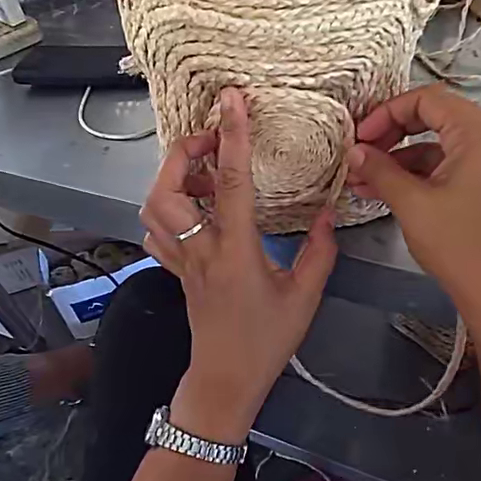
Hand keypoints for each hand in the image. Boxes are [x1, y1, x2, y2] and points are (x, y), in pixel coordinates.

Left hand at [139, 88, 337, 442]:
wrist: (225, 380)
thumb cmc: (266, 341)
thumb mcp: (304, 296)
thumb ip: (319, 251)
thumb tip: (327, 213)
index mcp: (235, 250)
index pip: (230, 181)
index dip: (232, 136)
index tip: (233, 101)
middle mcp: (200, 249)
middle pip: (167, 188)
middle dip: (183, 152)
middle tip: (212, 140)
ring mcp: (181, 260)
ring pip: (153, 207)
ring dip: (172, 177)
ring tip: (205, 172)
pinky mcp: (175, 270)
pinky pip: (156, 231)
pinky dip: (165, 209)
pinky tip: (191, 208)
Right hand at [347, 86, 480, 323]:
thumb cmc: (462, 247)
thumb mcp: (412, 204)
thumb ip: (380, 170)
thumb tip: (355, 152)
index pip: (428, 99)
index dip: (387, 113)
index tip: (360, 137)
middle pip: (437, 118)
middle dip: (393, 134)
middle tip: (361, 155)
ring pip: (444, 146)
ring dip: (404, 158)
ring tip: (365, 180)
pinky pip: (457, 165)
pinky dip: (425, 173)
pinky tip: (392, 191)